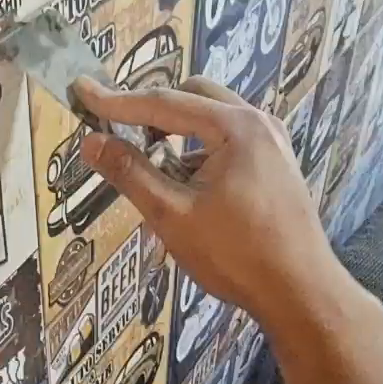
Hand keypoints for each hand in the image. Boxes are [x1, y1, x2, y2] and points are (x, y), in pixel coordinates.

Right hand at [75, 76, 370, 329]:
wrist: (299, 292)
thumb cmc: (236, 255)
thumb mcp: (172, 215)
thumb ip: (130, 173)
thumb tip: (90, 142)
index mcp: (236, 126)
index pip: (163, 103)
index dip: (117, 101)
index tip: (82, 91)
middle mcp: (258, 123)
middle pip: (191, 97)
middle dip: (150, 112)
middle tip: (116, 133)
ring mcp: (272, 143)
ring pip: (211, 119)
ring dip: (175, 133)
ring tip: (149, 167)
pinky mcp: (275, 166)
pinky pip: (227, 141)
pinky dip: (198, 151)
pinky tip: (185, 186)